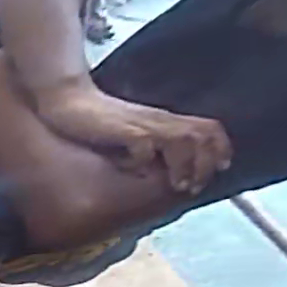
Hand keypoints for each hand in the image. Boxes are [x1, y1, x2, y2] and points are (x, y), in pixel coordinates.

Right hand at [34, 80, 231, 194]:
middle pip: (202, 137)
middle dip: (205, 164)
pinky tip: (128, 170)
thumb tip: (150, 165)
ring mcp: (142, 124)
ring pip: (182, 143)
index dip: (220, 148)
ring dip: (184, 166)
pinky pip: (144, 148)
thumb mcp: (123, 128)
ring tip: (177, 186)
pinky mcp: (123, 130)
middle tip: (194, 187)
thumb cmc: (88, 118)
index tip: (218, 170)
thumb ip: (140, 141)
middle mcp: (160, 119)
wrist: (66, 100)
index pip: (208, 129)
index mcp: (163, 118)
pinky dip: (141, 162)